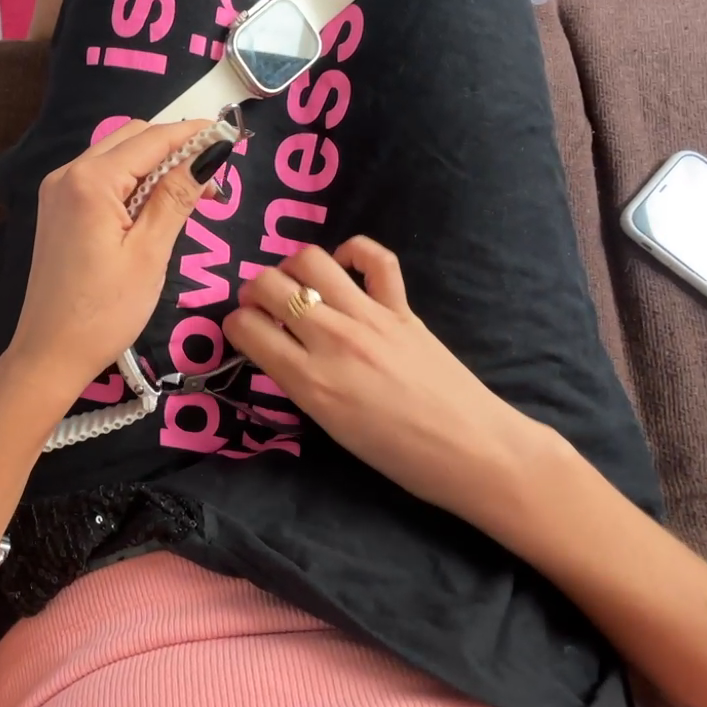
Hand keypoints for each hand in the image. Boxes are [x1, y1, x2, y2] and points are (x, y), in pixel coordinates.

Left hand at [8, 120, 221, 392]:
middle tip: (212, 180)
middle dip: (174, 149)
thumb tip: (208, 153)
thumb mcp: (149, 253)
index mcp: (90, 181)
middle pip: (131, 139)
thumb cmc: (105, 311)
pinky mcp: (57, 210)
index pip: (151, 139)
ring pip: (116, 157)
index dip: (193, 134)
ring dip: (154, 165)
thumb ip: (177, 197)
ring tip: (190, 196)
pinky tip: (154, 208)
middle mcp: (67, 174)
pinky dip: (131, 182)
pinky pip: (101, 179)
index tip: (231, 136)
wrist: (50, 353)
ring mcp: (58, 191)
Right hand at [221, 237, 552, 525]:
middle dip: (252, 291)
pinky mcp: (402, 307)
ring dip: (291, 267)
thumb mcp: (329, 426)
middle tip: (262, 307)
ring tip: (296, 285)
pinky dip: (353, 251)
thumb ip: (297, 382)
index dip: (234, 325)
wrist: (472, 452)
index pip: (246, 327)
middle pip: (268, 285)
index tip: (243, 333)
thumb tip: (277, 349)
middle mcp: (332, 339)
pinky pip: (375, 259)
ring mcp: (369, 317)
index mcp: (308, 380)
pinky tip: (344, 267)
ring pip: (310, 260)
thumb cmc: (397, 455)